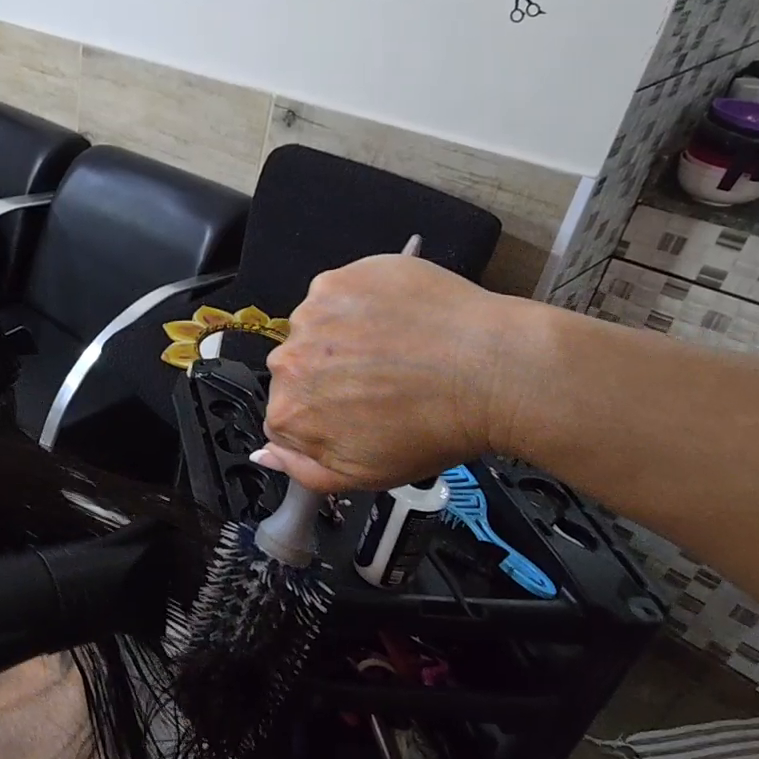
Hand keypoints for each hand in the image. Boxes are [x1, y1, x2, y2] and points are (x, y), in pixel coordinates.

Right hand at [254, 255, 536, 491]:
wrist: (491, 370)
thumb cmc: (436, 424)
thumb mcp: (365, 475)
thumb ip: (304, 471)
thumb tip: (266, 454)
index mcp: (288, 413)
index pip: (284, 413)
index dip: (320, 414)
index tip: (352, 412)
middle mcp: (286, 362)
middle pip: (296, 368)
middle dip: (328, 373)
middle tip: (380, 381)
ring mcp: (309, 317)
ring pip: (315, 329)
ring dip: (344, 336)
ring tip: (395, 349)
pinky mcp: (335, 283)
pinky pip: (336, 294)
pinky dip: (360, 304)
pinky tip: (396, 321)